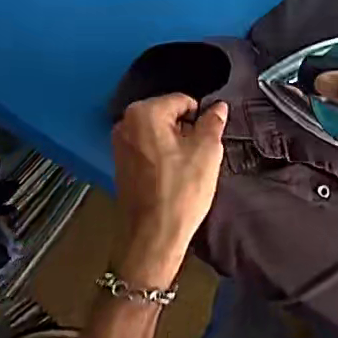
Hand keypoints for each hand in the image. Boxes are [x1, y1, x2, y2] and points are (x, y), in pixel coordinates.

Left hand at [110, 94, 228, 288]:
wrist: (153, 236)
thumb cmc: (181, 191)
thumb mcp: (207, 151)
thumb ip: (213, 122)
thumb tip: (218, 107)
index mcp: (144, 113)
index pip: (183, 101)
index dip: (200, 119)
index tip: (208, 140)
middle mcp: (125, 123)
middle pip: (168, 115)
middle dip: (186, 130)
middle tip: (199, 155)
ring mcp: (119, 145)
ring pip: (159, 133)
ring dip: (175, 144)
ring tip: (187, 168)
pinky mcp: (120, 165)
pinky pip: (148, 149)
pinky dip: (162, 157)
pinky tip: (173, 177)